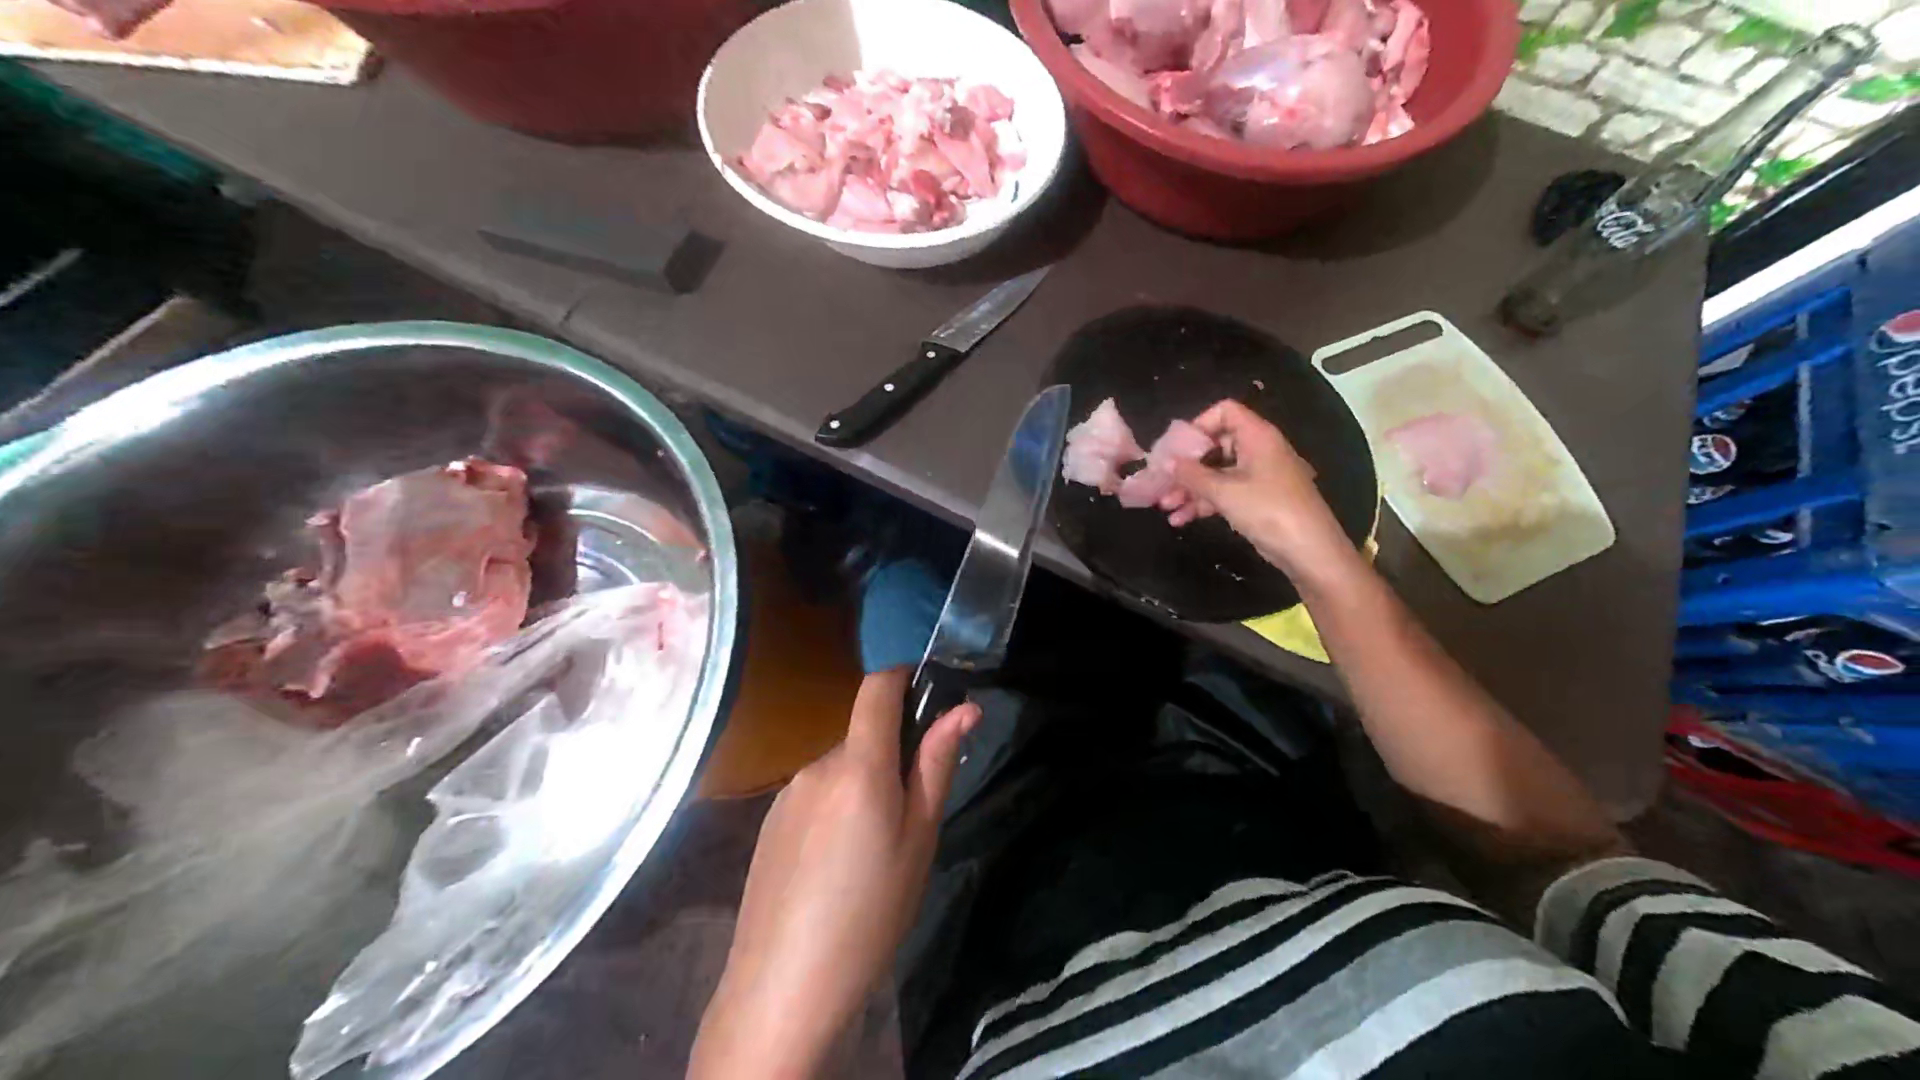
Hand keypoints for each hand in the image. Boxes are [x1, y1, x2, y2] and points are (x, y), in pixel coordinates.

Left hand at [689, 669, 980, 1079]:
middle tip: (912, 812)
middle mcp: (817, 765)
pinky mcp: (770, 820)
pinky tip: (837, 865)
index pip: (876, 687)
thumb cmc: (871, 912)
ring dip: (864, 785)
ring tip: (874, 850)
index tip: (928, 693)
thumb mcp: (919, 838)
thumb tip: (965, 708)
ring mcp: (788, 793)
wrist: (783, 986)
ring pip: (840, 768)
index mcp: (858, 765)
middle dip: (891, 753)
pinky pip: (816, 795)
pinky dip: (836, 808)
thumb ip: (937, 765)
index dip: (903, 676)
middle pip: (862, 734)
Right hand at [1166, 399, 1357, 582]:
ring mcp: (1258, 476)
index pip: (1224, 411)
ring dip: (1189, 489)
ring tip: (1164, 507)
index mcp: (1257, 436)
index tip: (1175, 449)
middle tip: (1160, 482)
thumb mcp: (1224, 491)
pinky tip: (1180, 519)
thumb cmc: (1269, 511)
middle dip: (1185, 466)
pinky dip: (1203, 503)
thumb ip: (1191, 474)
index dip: (1198, 425)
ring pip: (1216, 473)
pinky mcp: (1256, 500)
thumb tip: (1164, 461)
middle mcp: (1258, 450)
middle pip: (1215, 445)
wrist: (1310, 551)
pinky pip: (1224, 493)